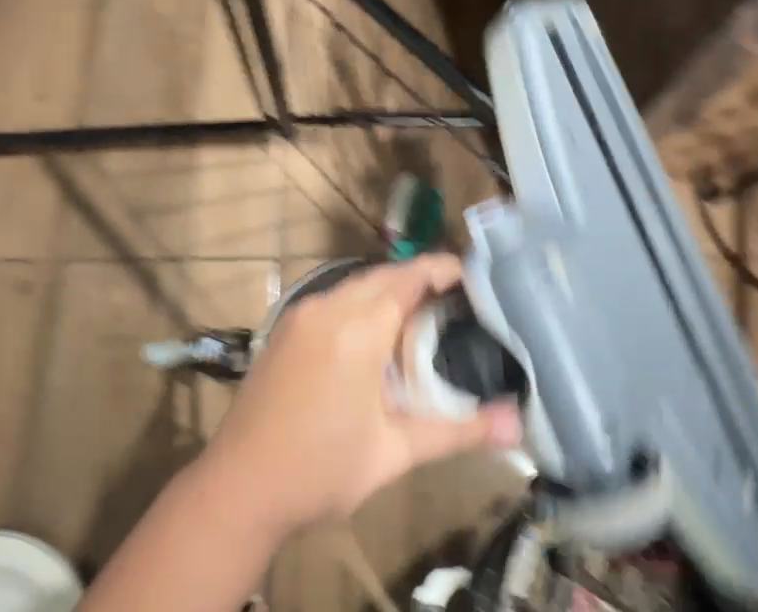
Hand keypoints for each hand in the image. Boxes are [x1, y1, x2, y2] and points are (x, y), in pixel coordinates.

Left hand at [200, 254, 521, 530]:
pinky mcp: (285, 331)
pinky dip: (362, 306)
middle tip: (459, 302)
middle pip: (383, 277)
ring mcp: (300, 317)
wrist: (238, 488)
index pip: (409, 278)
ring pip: (355, 287)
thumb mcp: (395, 451)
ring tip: (426, 318)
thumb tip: (519, 427)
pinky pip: (333, 302)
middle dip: (420, 280)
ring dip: (389, 292)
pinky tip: (378, 338)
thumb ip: (459, 430)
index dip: (443, 270)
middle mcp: (327, 309)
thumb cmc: (321, 470)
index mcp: (357, 329)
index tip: (475, 276)